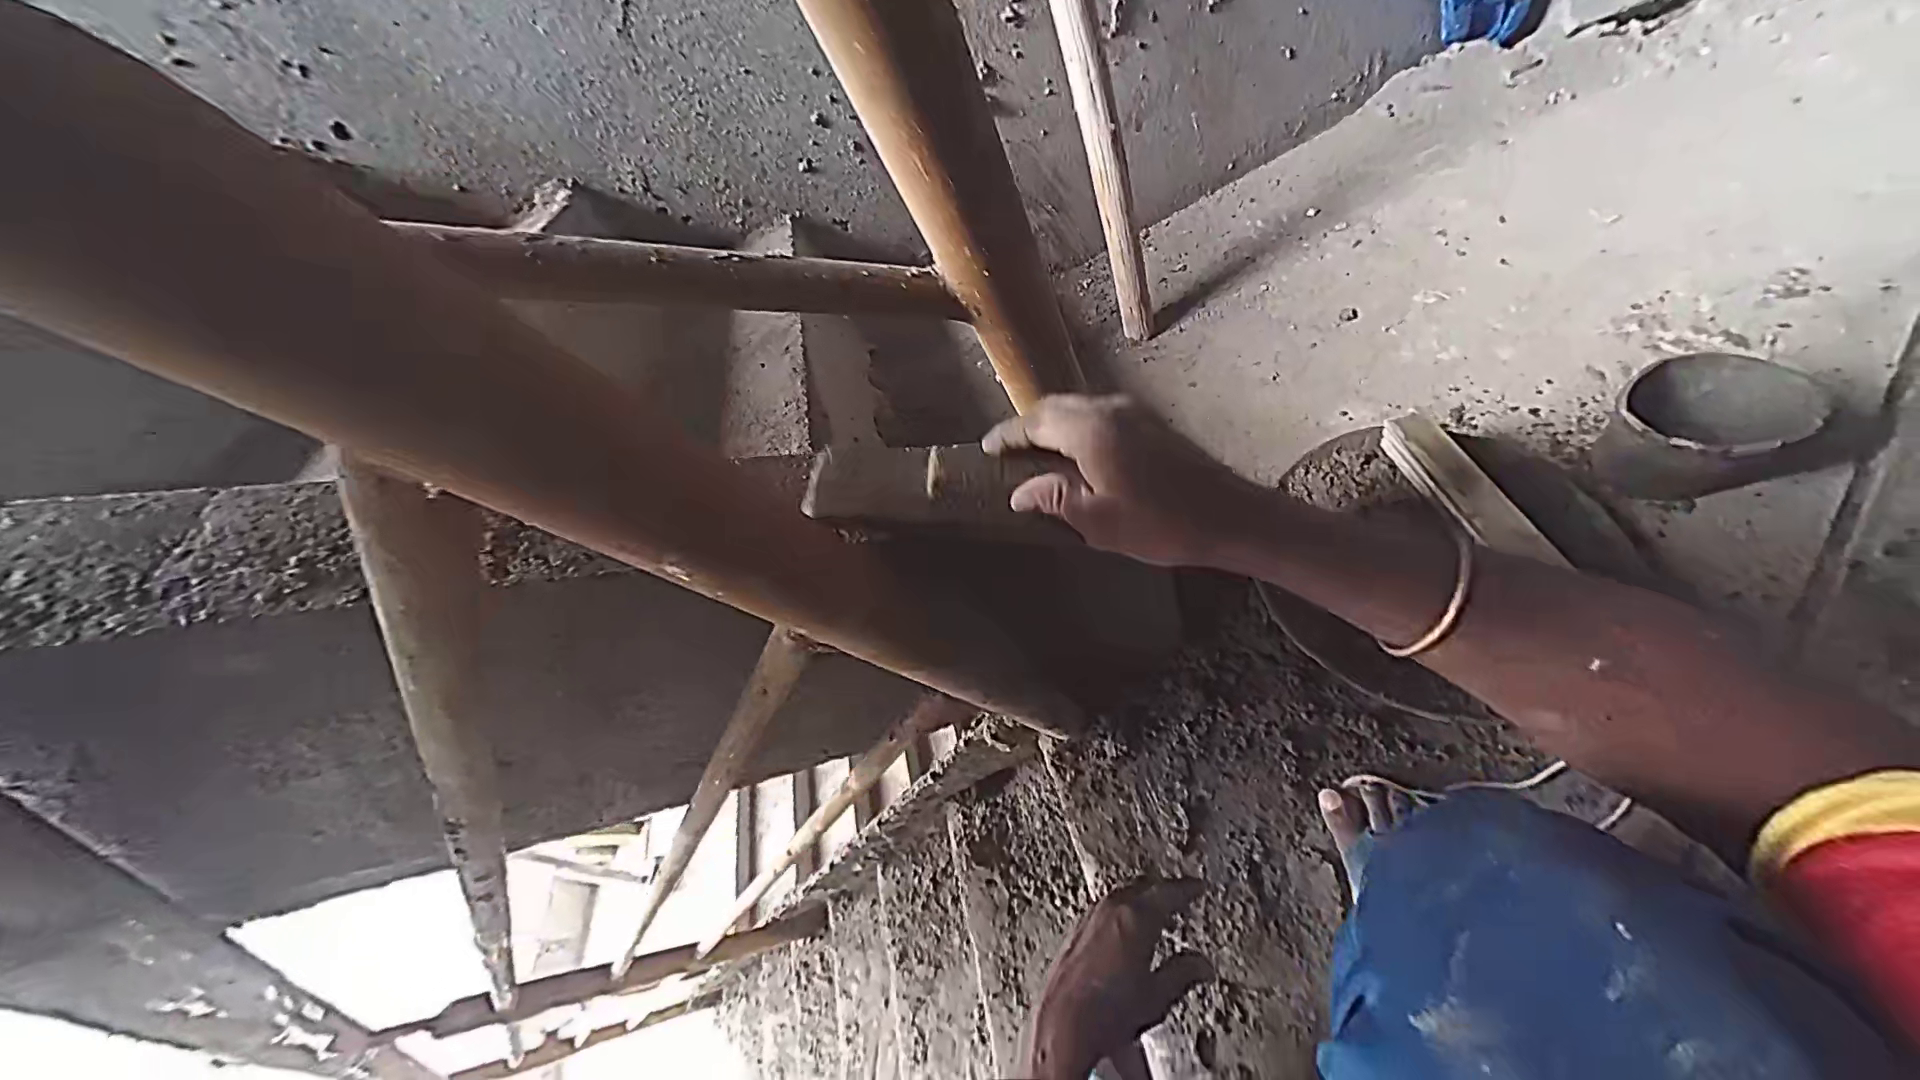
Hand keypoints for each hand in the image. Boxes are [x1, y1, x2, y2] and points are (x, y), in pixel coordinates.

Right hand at [982, 394, 1254, 565]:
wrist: (1228, 516)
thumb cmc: (1160, 524)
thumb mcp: (1098, 521)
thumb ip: (1054, 500)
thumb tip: (1020, 493)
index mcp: (1091, 431)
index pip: (1034, 422)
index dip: (1007, 435)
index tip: (987, 449)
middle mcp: (1110, 410)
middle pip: (1054, 407)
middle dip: (1026, 426)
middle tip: (1007, 452)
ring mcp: (1133, 412)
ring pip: (1077, 408)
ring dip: (1052, 425)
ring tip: (1035, 454)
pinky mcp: (1149, 422)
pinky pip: (1099, 414)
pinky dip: (1076, 427)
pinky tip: (1075, 454)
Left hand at [1020, 877, 1211, 1079]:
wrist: (1064, 1020)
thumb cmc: (1108, 1011)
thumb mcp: (1157, 996)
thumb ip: (1182, 974)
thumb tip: (1201, 965)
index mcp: (1137, 917)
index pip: (1168, 892)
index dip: (1187, 888)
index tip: (1198, 886)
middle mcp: (1112, 907)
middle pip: (1144, 886)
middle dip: (1163, 890)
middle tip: (1179, 897)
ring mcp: (1092, 915)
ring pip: (1123, 894)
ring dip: (1141, 899)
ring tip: (1156, 914)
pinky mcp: (1078, 926)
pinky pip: (1106, 906)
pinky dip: (1122, 910)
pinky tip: (1127, 928)